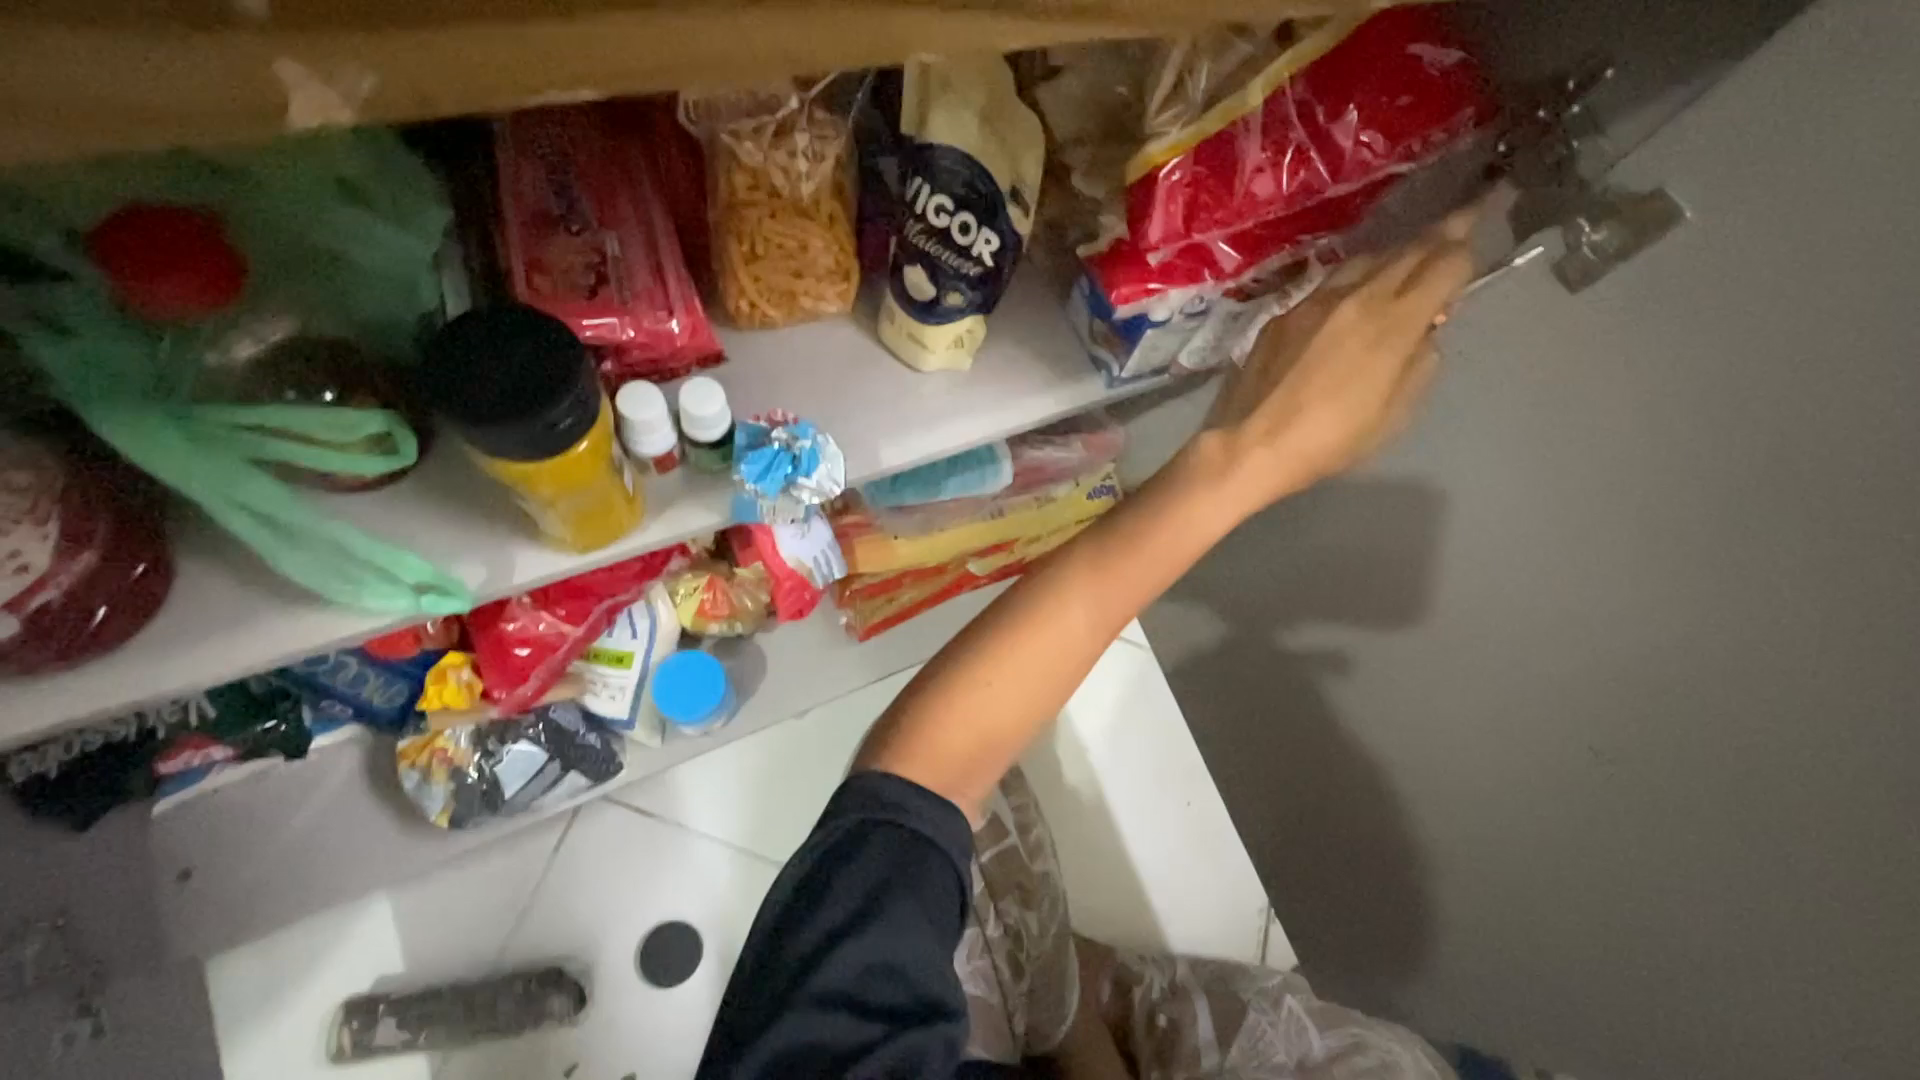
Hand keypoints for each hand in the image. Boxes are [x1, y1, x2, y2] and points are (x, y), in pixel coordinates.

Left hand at [1192, 204, 1480, 517]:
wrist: (1250, 444)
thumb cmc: (1329, 440)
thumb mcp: (1395, 412)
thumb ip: (1419, 361)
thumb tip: (1425, 330)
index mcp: (1392, 321)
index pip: (1445, 264)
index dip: (1467, 252)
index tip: (1476, 243)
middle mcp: (1355, 297)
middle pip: (1408, 251)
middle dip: (1441, 236)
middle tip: (1463, 219)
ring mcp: (1313, 302)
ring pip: (1366, 259)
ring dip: (1395, 255)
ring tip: (1409, 260)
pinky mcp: (1283, 314)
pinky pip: (1329, 283)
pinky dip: (1354, 278)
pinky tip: (1354, 292)